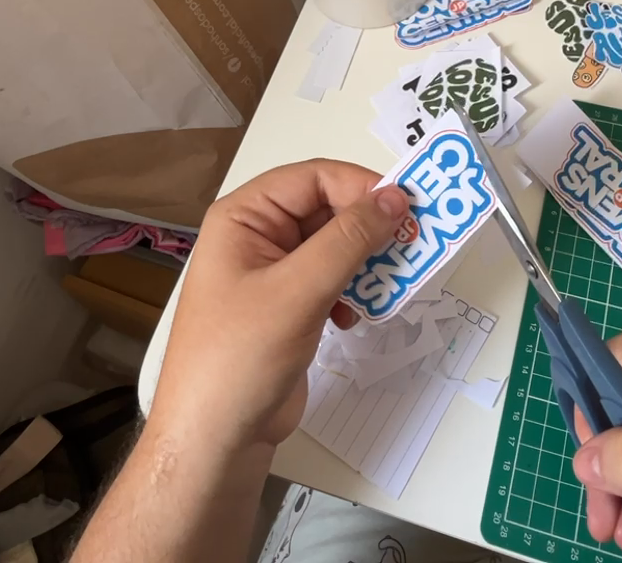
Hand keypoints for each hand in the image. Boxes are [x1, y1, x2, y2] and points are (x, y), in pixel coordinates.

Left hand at [148, 160, 409, 451]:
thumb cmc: (241, 356)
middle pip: (326, 208)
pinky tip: (352, 316)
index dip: (359, 186)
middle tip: (408, 244)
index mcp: (245, 215)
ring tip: (384, 284)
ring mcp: (273, 271)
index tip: (404, 208)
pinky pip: (331, 277)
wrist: (213, 442)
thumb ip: (349, 239)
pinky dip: (350, 289)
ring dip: (362, 261)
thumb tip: (395, 197)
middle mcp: (257, 234)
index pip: (313, 178)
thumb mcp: (299, 290)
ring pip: (334, 244)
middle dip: (366, 227)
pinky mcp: (288, 304)